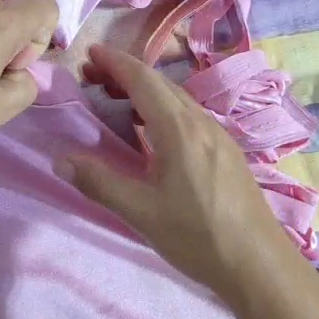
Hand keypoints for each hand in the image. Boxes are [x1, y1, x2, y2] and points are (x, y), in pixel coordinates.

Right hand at [60, 44, 301, 303]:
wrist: (258, 263)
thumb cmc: (198, 237)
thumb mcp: (141, 213)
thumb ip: (99, 183)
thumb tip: (60, 159)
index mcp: (180, 129)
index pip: (143, 80)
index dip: (115, 63)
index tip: (89, 55)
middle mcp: (203, 124)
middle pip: (161, 85)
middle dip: (126, 75)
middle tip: (93, 79)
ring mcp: (220, 138)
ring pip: (178, 101)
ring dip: (146, 93)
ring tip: (118, 102)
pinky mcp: (228, 154)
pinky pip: (190, 118)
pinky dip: (164, 111)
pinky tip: (154, 133)